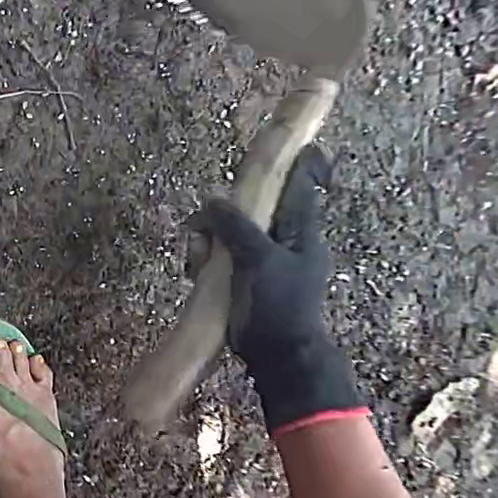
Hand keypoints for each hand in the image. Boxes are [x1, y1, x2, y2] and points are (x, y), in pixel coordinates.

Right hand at [195, 145, 365, 435]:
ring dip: (206, 241)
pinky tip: (196, 271)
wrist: (278, 353)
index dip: (301, 167)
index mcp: (300, 234)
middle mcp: (281, 243)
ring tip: (197, 258)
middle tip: (201, 227)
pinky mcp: (240, 279)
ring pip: (226, 234)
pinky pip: (216, 257)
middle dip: (221, 216)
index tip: (302, 144)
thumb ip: (237, 227)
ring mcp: (259, 261)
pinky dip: (203, 260)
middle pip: (250, 211)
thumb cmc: (279, 303)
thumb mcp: (260, 259)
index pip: (301, 191)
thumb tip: (213, 200)